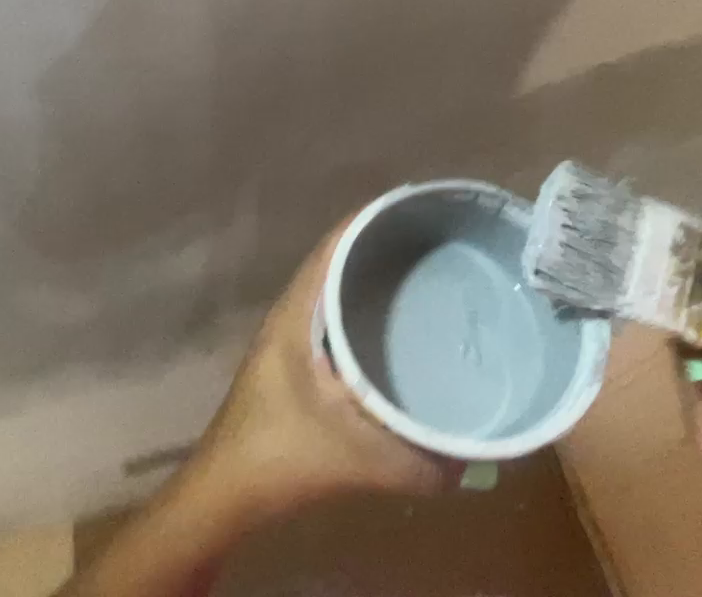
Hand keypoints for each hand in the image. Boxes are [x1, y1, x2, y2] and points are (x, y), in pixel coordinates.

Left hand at [63, 217, 459, 596]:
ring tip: (428, 274)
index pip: (336, 242)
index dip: (376, 218)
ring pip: (335, 287)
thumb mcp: (361, 461)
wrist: (227, 491)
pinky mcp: (295, 359)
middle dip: (386, 244)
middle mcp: (293, 312)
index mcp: (298, 313)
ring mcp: (290, 334)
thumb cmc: (282, 457)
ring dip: (373, 276)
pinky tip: (397, 330)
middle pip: (340, 258)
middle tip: (441, 245)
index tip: (423, 211)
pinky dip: (363, 309)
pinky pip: (333, 315)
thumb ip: (422, 464)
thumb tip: (475, 458)